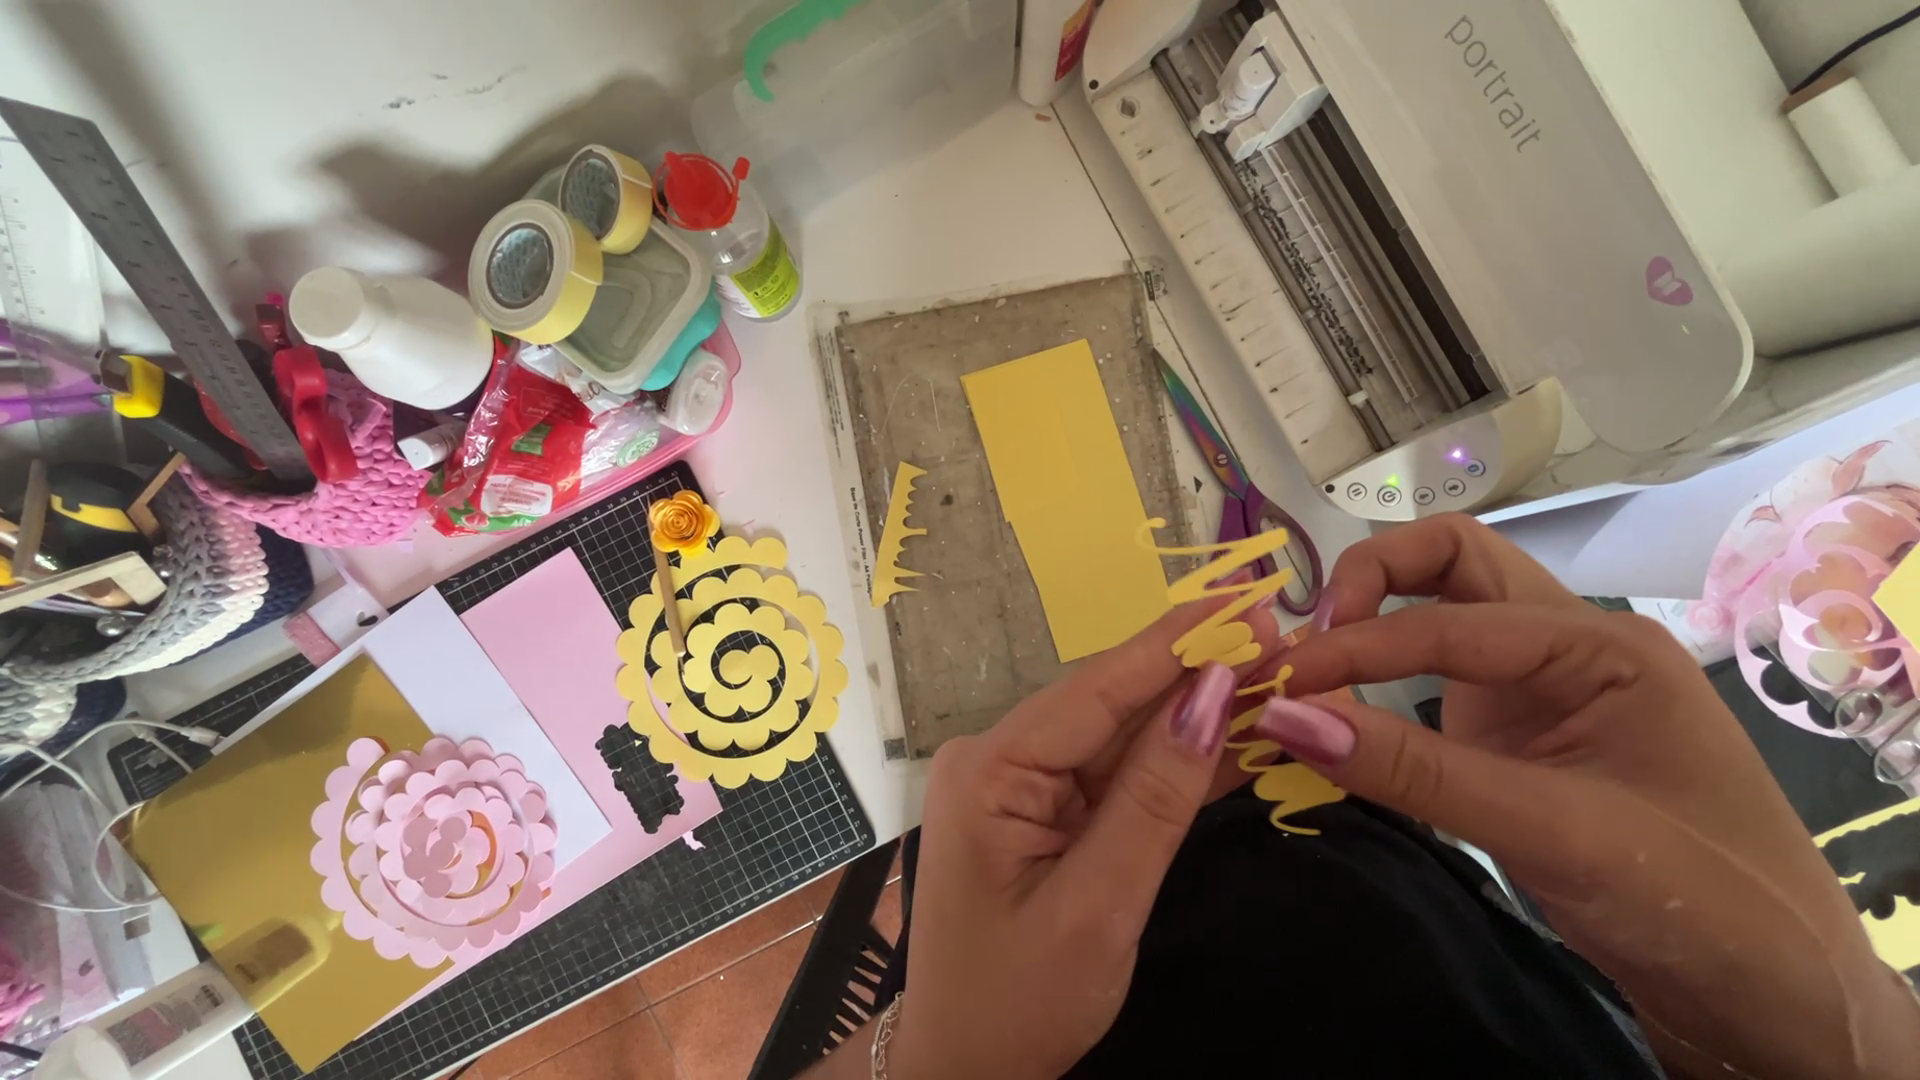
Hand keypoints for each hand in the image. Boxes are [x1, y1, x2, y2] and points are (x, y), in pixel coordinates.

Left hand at [887, 592, 1277, 1079]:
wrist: (966, 1070)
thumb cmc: (1019, 1001)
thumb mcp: (1098, 906)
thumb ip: (1154, 799)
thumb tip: (1209, 696)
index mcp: (991, 768)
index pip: (1095, 689)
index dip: (1175, 644)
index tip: (1245, 604)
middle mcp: (999, 757)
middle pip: (1109, 703)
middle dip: (1193, 671)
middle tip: (1278, 637)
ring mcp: (1021, 783)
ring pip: (1119, 736)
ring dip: (1193, 711)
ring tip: (1272, 674)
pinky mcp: (1044, 810)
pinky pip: (1115, 775)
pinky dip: (1173, 761)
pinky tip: (1234, 733)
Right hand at [1256, 514, 1919, 1079]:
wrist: (1771, 1000)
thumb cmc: (1697, 905)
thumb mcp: (1554, 833)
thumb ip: (1413, 771)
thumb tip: (1280, 717)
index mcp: (1600, 646)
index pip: (1444, 620)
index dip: (1354, 649)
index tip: (1280, 687)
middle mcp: (1566, 642)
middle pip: (1452, 557)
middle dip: (1371, 578)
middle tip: (1311, 637)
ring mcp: (1537, 681)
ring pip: (1440, 600)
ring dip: (1373, 613)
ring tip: (1316, 659)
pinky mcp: (1510, 723)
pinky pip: (1432, 664)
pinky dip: (1378, 664)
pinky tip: (1343, 698)